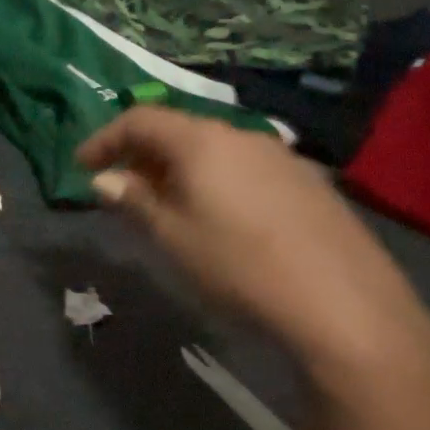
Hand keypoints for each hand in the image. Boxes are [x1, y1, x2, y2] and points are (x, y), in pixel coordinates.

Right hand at [76, 106, 429, 383]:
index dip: (104, 139)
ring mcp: (283, 159)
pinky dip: (215, 181)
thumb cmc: (240, 265)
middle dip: (141, 154)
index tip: (82, 166)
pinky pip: (245, 169)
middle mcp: (243, 137)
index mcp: (202, 141)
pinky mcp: (311, 186)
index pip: (140, 120)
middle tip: (119, 187)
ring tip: (163, 204)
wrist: (348, 309)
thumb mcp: (170, 236)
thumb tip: (105, 179)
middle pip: (179, 130)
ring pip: (214, 151)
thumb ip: (133, 201)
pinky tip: (216, 218)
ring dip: (178, 169)